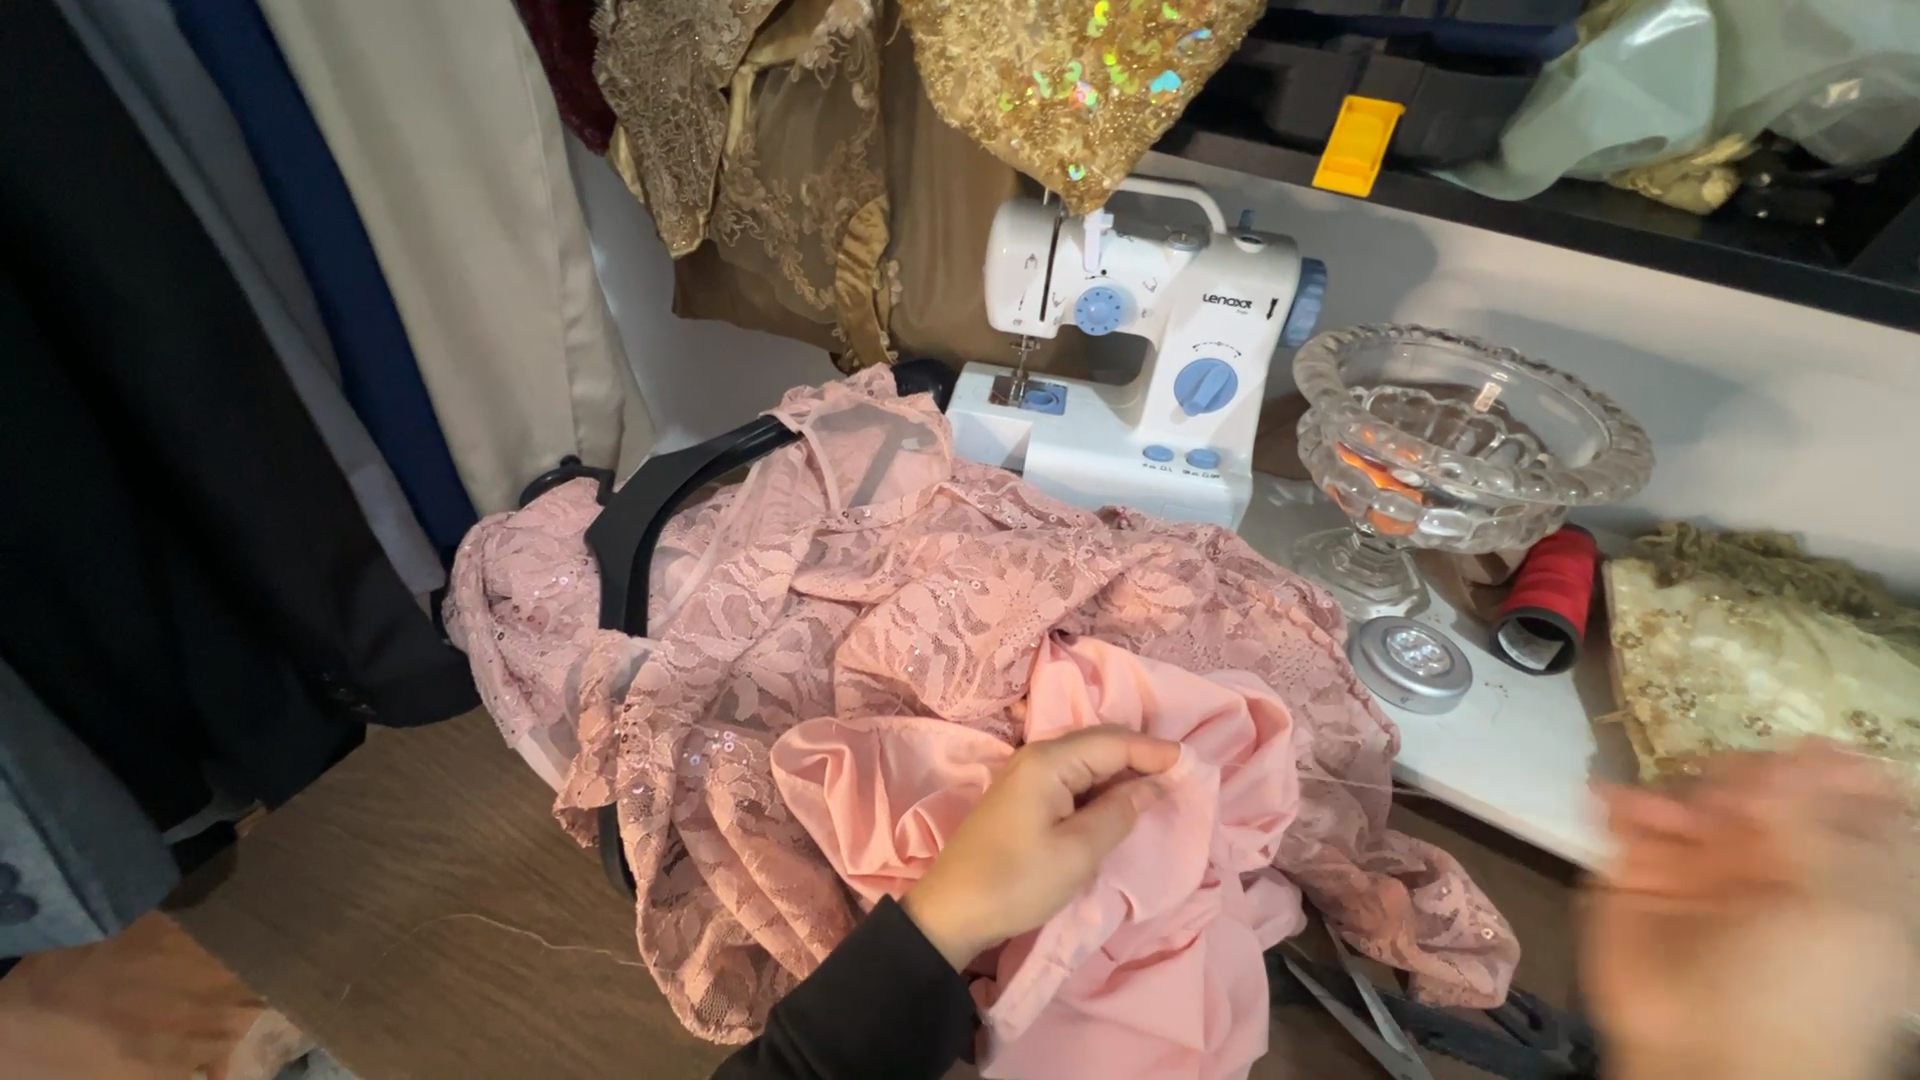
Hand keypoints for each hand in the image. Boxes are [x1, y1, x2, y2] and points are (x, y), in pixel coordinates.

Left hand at [901, 727, 1181, 969]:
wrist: (953, 909)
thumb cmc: (1017, 881)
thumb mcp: (1077, 852)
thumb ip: (1119, 812)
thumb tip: (1154, 784)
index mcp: (1049, 761)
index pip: (1113, 743)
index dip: (1154, 751)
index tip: (1194, 763)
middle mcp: (1037, 755)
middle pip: (1099, 742)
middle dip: (1141, 754)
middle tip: (1183, 771)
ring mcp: (1028, 773)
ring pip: (1087, 757)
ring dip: (1122, 767)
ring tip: (1161, 782)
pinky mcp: (1025, 793)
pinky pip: (1073, 774)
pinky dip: (1101, 781)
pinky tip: (1120, 796)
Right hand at [1584, 742, 1912, 1079]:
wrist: (1705, 1045)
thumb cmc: (1798, 985)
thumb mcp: (1834, 906)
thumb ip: (1815, 821)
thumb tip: (1817, 748)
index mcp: (1844, 876)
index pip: (1850, 805)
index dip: (1831, 775)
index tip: (1805, 752)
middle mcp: (1773, 862)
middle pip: (1760, 790)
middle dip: (1742, 778)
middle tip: (1728, 795)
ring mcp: (1699, 864)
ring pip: (1688, 795)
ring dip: (1677, 791)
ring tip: (1667, 818)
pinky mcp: (1634, 867)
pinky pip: (1624, 816)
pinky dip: (1616, 801)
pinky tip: (1616, 805)